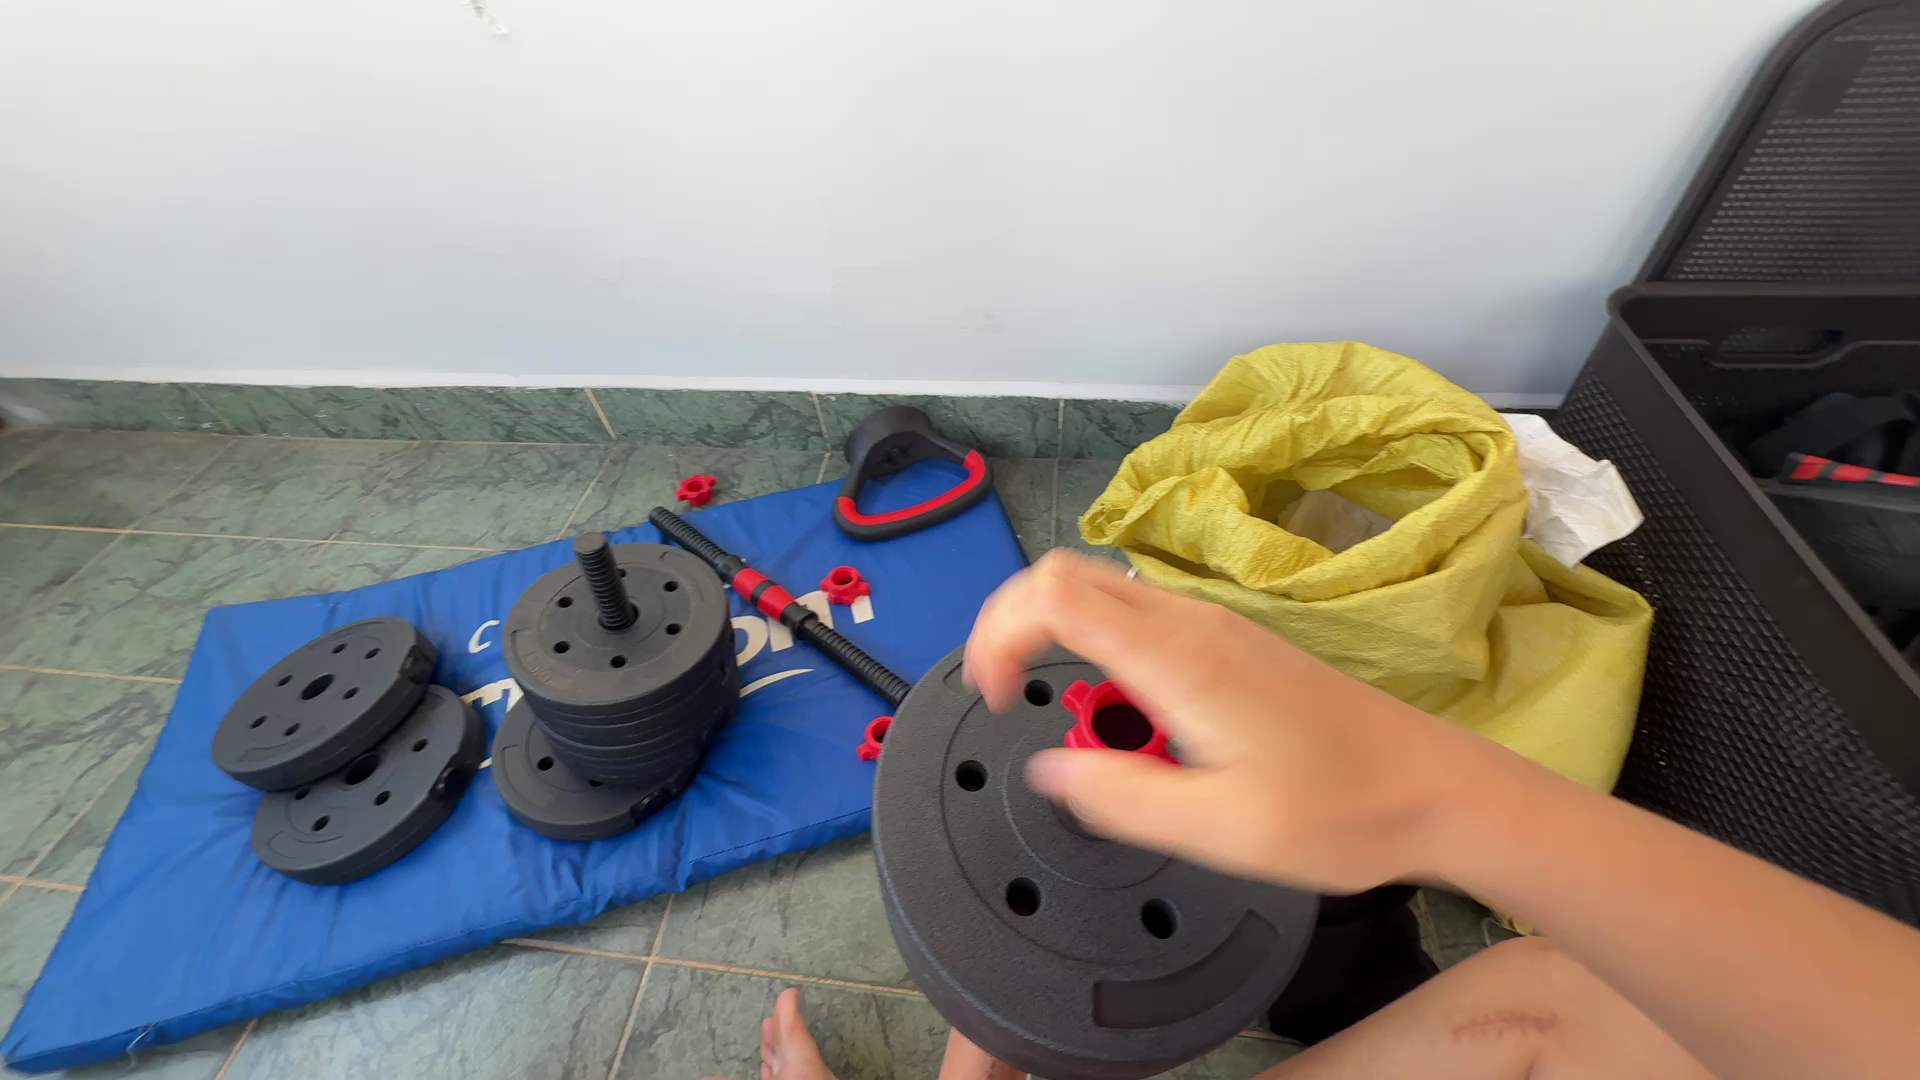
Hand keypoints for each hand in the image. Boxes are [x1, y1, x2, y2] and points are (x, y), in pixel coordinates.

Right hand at [964, 551, 1515, 893]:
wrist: (1436, 785)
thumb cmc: (1338, 811)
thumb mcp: (1219, 829)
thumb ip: (1120, 796)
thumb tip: (1048, 768)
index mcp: (1176, 655)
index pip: (1054, 595)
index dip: (1000, 631)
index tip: (993, 692)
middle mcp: (1185, 619)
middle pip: (1063, 572)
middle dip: (1008, 619)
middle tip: (999, 686)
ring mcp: (1206, 620)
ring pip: (1093, 583)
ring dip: (1044, 622)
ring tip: (1035, 687)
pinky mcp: (1221, 633)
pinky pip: (1127, 606)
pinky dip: (1083, 629)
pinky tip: (1101, 688)